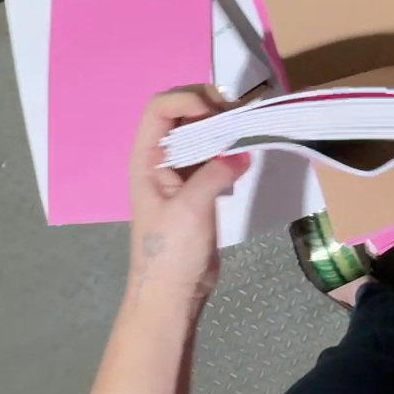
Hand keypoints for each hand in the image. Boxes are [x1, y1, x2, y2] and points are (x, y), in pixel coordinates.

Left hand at [126, 88, 248, 310]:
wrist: (171, 294)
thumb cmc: (170, 252)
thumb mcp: (191, 210)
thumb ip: (215, 174)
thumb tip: (244, 151)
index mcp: (146, 158)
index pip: (160, 108)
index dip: (187, 99)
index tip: (217, 111)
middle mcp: (160, 158)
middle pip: (181, 112)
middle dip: (210, 106)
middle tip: (239, 116)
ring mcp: (180, 171)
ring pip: (200, 130)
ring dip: (223, 124)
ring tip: (247, 130)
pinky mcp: (198, 185)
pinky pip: (213, 152)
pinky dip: (229, 145)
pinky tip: (245, 153)